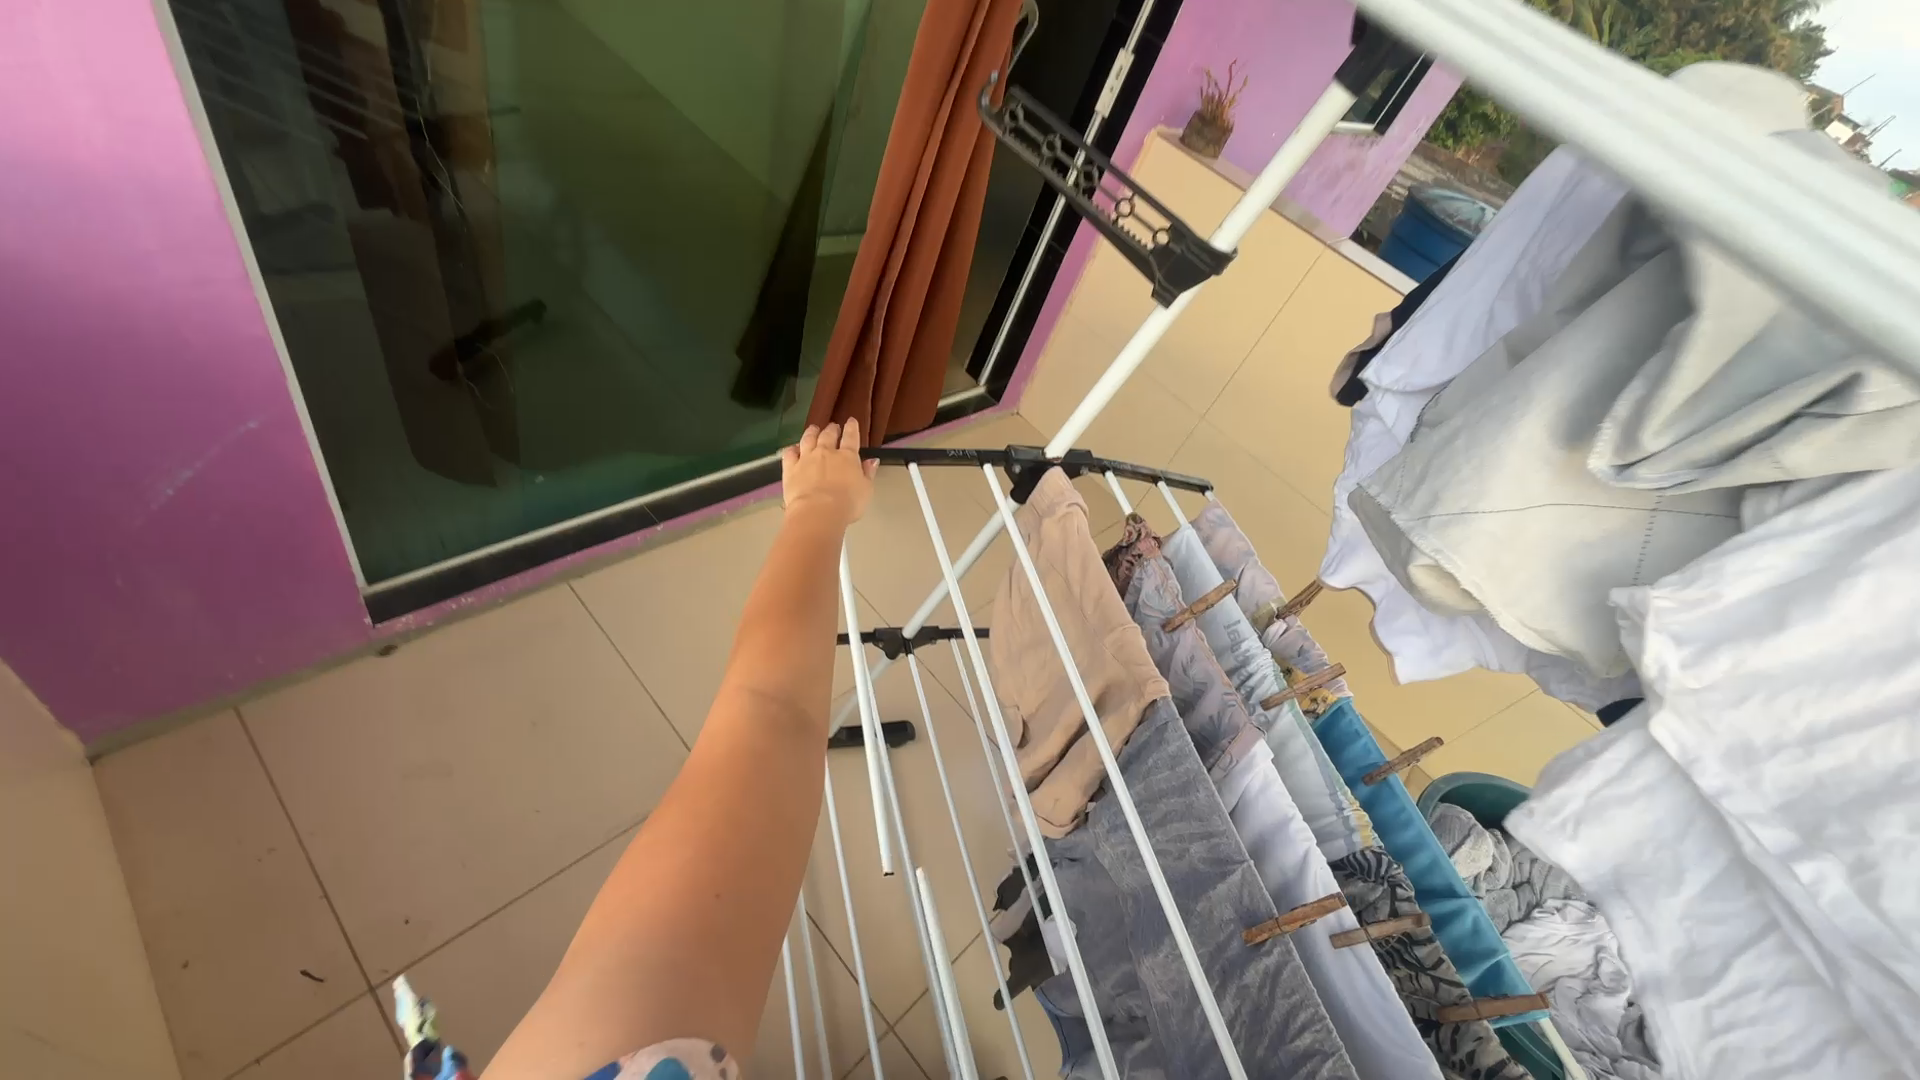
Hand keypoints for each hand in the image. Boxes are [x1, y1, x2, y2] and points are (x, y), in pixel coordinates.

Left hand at [781, 420, 879, 524]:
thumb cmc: (847, 503)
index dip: (852, 427)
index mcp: (847, 457)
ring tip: (814, 429)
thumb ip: (868, 473)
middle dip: (832, 429)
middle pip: (828, 435)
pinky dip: (792, 449)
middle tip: (833, 427)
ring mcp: (806, 458)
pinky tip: (794, 448)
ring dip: (812, 432)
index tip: (851, 421)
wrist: (818, 512)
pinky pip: (790, 453)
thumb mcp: (866, 490)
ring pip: (808, 439)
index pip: (851, 437)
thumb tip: (872, 460)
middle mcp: (826, 452)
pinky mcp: (791, 468)